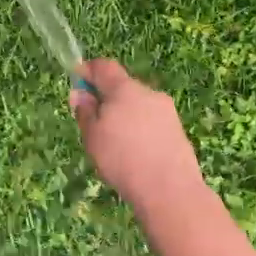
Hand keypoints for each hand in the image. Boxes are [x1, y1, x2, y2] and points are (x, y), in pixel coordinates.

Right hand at [71, 58, 206, 214]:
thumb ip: (85, 111)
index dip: (88, 71)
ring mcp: (167, 111)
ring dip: (125, 115)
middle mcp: (148, 92)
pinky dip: (140, 130)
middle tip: (94, 123)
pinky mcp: (178, 130)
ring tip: (116, 145)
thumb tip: (80, 93)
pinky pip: (151, 122)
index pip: (104, 66)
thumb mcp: (92, 135)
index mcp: (124, 88)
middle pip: (122, 86)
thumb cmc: (122, 159)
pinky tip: (136, 154)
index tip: (77, 85)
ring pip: (138, 105)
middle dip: (107, 98)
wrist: (170, 190)